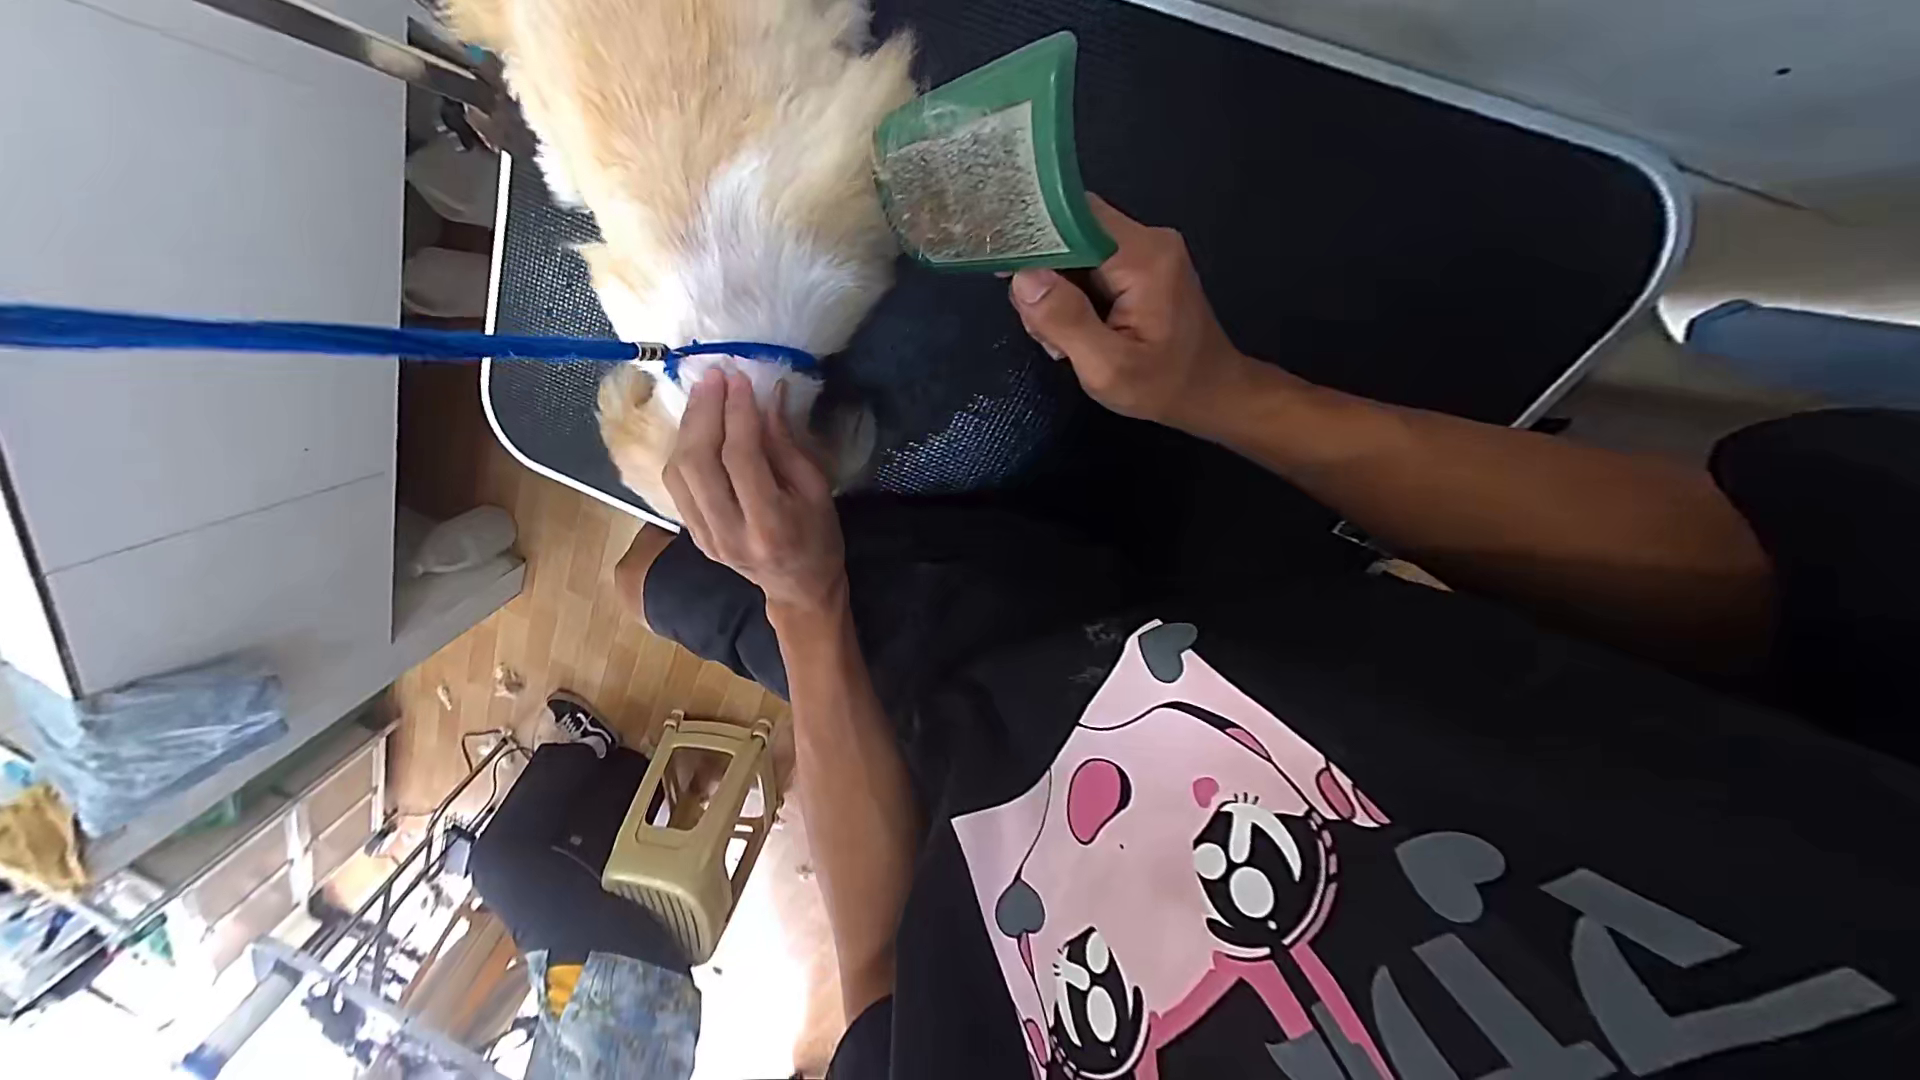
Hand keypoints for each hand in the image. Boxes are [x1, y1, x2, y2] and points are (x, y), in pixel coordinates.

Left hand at [662, 371, 847, 616]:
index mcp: (770, 525)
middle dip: (704, 412)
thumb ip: (788, 446)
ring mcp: (705, 538)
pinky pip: (676, 484)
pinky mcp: (692, 535)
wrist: (799, 588)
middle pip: (699, 463)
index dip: (737, 414)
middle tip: (714, 377)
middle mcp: (730, 533)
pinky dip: (684, 449)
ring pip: (678, 472)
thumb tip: (767, 398)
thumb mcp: (818, 491)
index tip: (740, 380)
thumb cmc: (819, 538)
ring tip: (704, 394)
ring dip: (688, 427)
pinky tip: (697, 426)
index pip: (741, 459)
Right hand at [1008, 197, 1270, 434]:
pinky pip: (1090, 267)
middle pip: (1070, 233)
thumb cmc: (1163, 387)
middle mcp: (1147, 241)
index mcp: (1142, 257)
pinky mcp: (1140, 268)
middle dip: (1043, 277)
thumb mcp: (1108, 367)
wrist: (1211, 394)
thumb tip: (1023, 277)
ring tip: (1062, 342)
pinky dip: (1071, 298)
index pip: (1072, 217)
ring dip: (1055, 293)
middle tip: (1043, 330)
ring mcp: (1145, 252)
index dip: (1033, 238)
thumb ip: (1065, 321)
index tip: (1005, 272)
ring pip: (1075, 252)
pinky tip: (1075, 334)